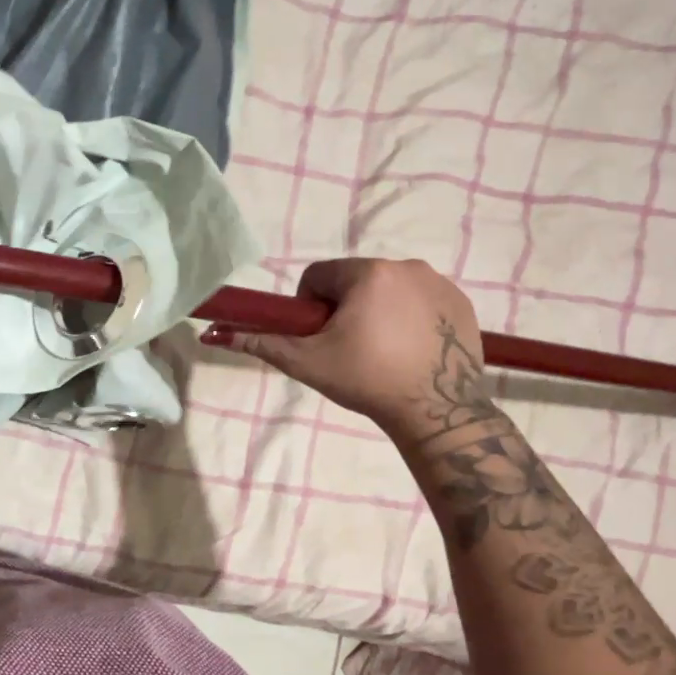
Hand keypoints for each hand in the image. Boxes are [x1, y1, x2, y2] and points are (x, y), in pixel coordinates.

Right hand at [206, 258, 493, 444]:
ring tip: (375, 351)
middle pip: (353, 280)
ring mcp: (439, 282)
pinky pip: (419, 300)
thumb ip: (260, 342)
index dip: (306, 306)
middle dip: (341, 308)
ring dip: (373, 311)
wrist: (437, 408)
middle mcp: (406, 266)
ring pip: (386, 289)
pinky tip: (405, 350)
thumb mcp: (305, 362)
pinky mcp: (462, 301)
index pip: (317, 275)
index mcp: (366, 274)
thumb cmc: (364, 380)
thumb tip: (214, 333)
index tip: (315, 336)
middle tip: (343, 348)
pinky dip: (406, 318)